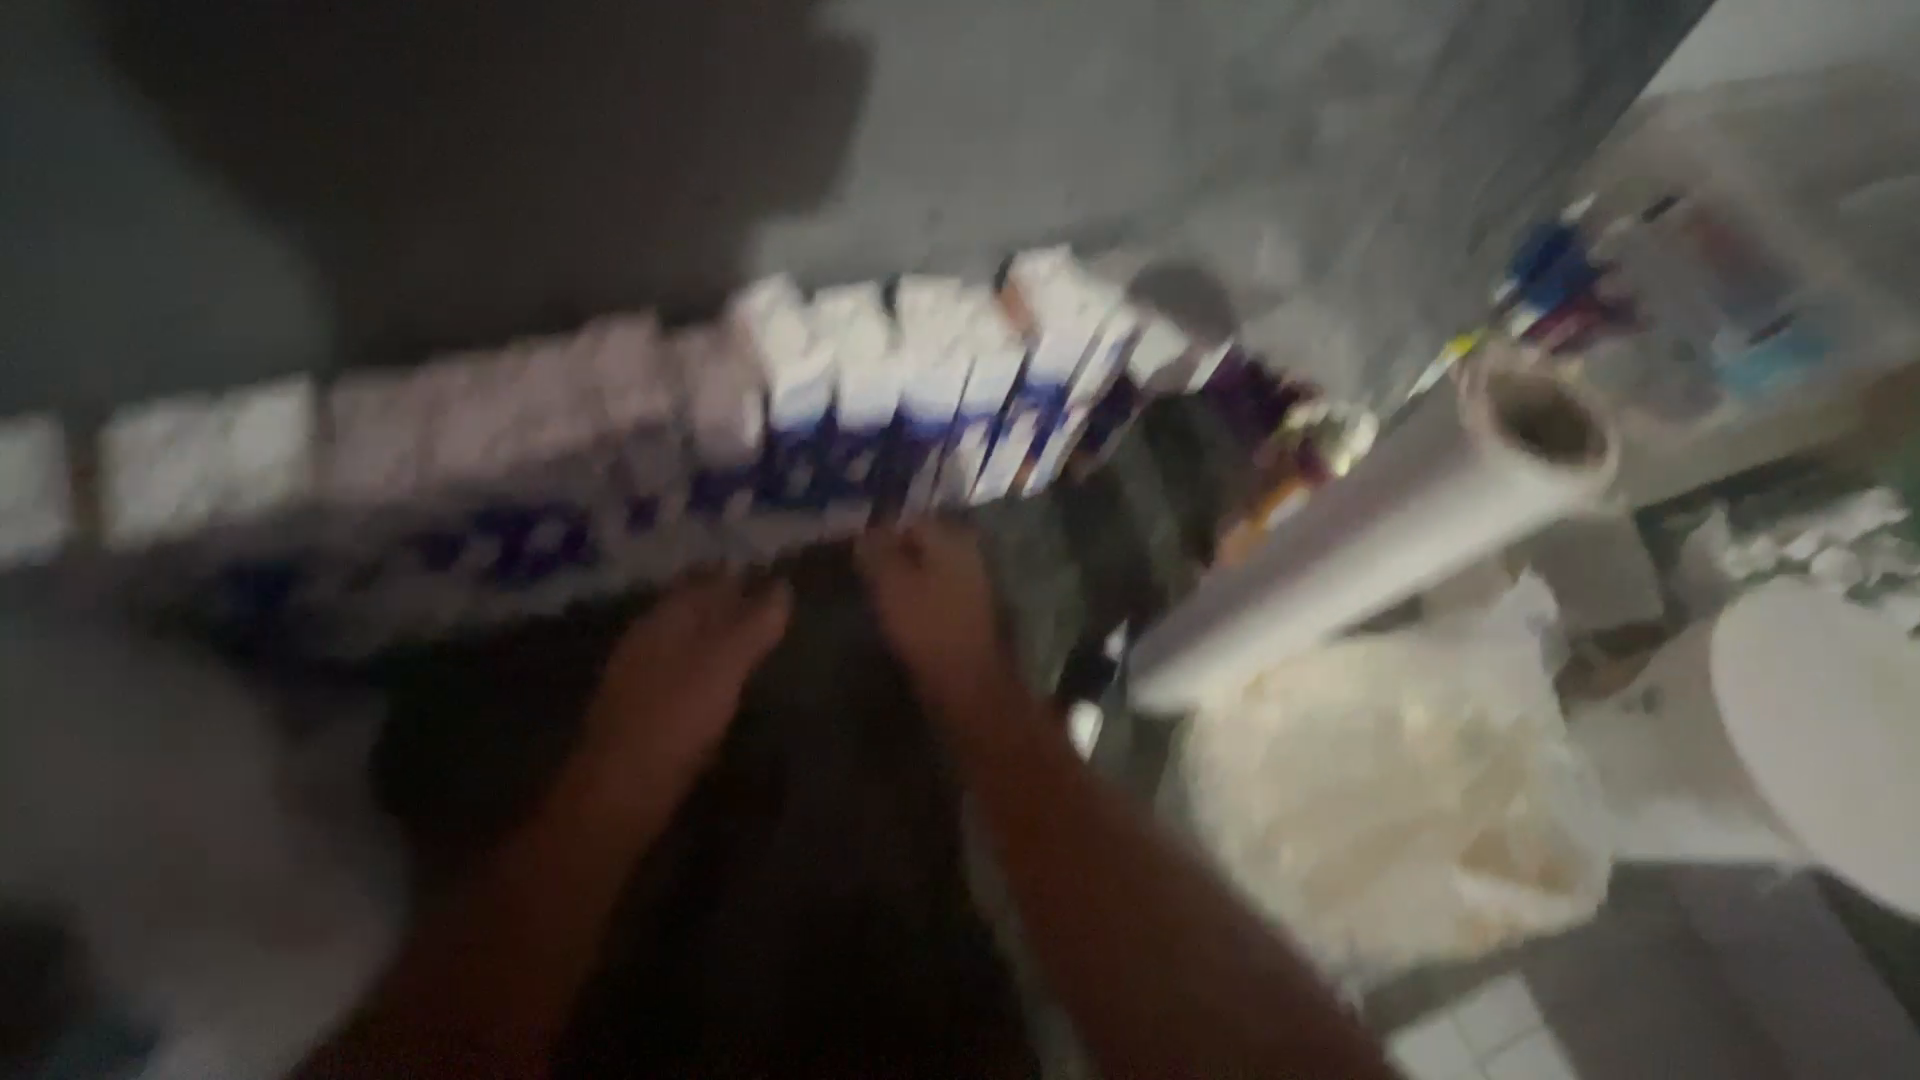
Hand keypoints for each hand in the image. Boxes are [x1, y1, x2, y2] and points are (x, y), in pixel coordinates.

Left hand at [579, 569, 790, 792]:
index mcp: (664, 619)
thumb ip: (755, 624)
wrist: (621, 789)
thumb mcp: (724, 664)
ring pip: (687, 642)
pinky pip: (684, 674)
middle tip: (770, 604)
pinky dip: (708, 668)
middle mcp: (648, 639)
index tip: (769, 572)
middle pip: (692, 610)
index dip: (734, 574)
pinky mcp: (646, 711)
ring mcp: (642, 676)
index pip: (702, 580)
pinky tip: (726, 681)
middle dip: (726, 602)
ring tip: (756, 639)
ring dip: (718, 636)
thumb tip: (784, 586)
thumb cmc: (676, 717)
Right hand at [855, 521, 1023, 709]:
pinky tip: (895, 611)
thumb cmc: (926, 626)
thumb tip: (865, 531)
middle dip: (891, 552)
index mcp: (952, 538)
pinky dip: (914, 597)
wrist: (966, 682)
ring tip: (873, 590)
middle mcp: (967, 554)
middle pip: (920, 543)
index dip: (879, 530)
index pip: (910, 518)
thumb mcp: (891, 583)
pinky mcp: (966, 612)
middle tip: (860, 568)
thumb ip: (876, 550)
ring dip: (901, 576)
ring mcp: (971, 584)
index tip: (854, 546)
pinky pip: (934, 593)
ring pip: (927, 569)